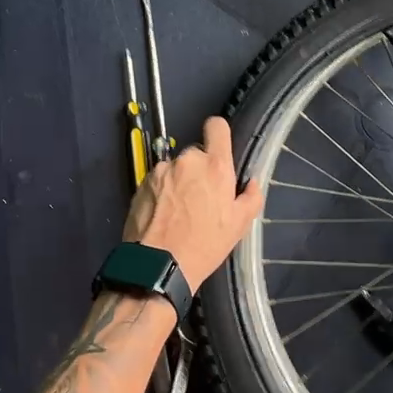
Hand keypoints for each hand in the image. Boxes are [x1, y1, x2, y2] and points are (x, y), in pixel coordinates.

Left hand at [123, 116, 266, 289]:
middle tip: (200, 198)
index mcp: (215, 166)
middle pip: (196, 154)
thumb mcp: (239, 226)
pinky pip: (156, 181)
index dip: (218, 134)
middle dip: (198, 170)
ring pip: (175, 169)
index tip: (218, 150)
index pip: (217, 126)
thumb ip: (251, 197)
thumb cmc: (205, 245)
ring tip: (177, 211)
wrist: (158, 266)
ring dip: (178, 182)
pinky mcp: (141, 183)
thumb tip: (251, 182)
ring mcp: (162, 170)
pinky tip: (161, 216)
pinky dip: (160, 193)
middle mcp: (188, 160)